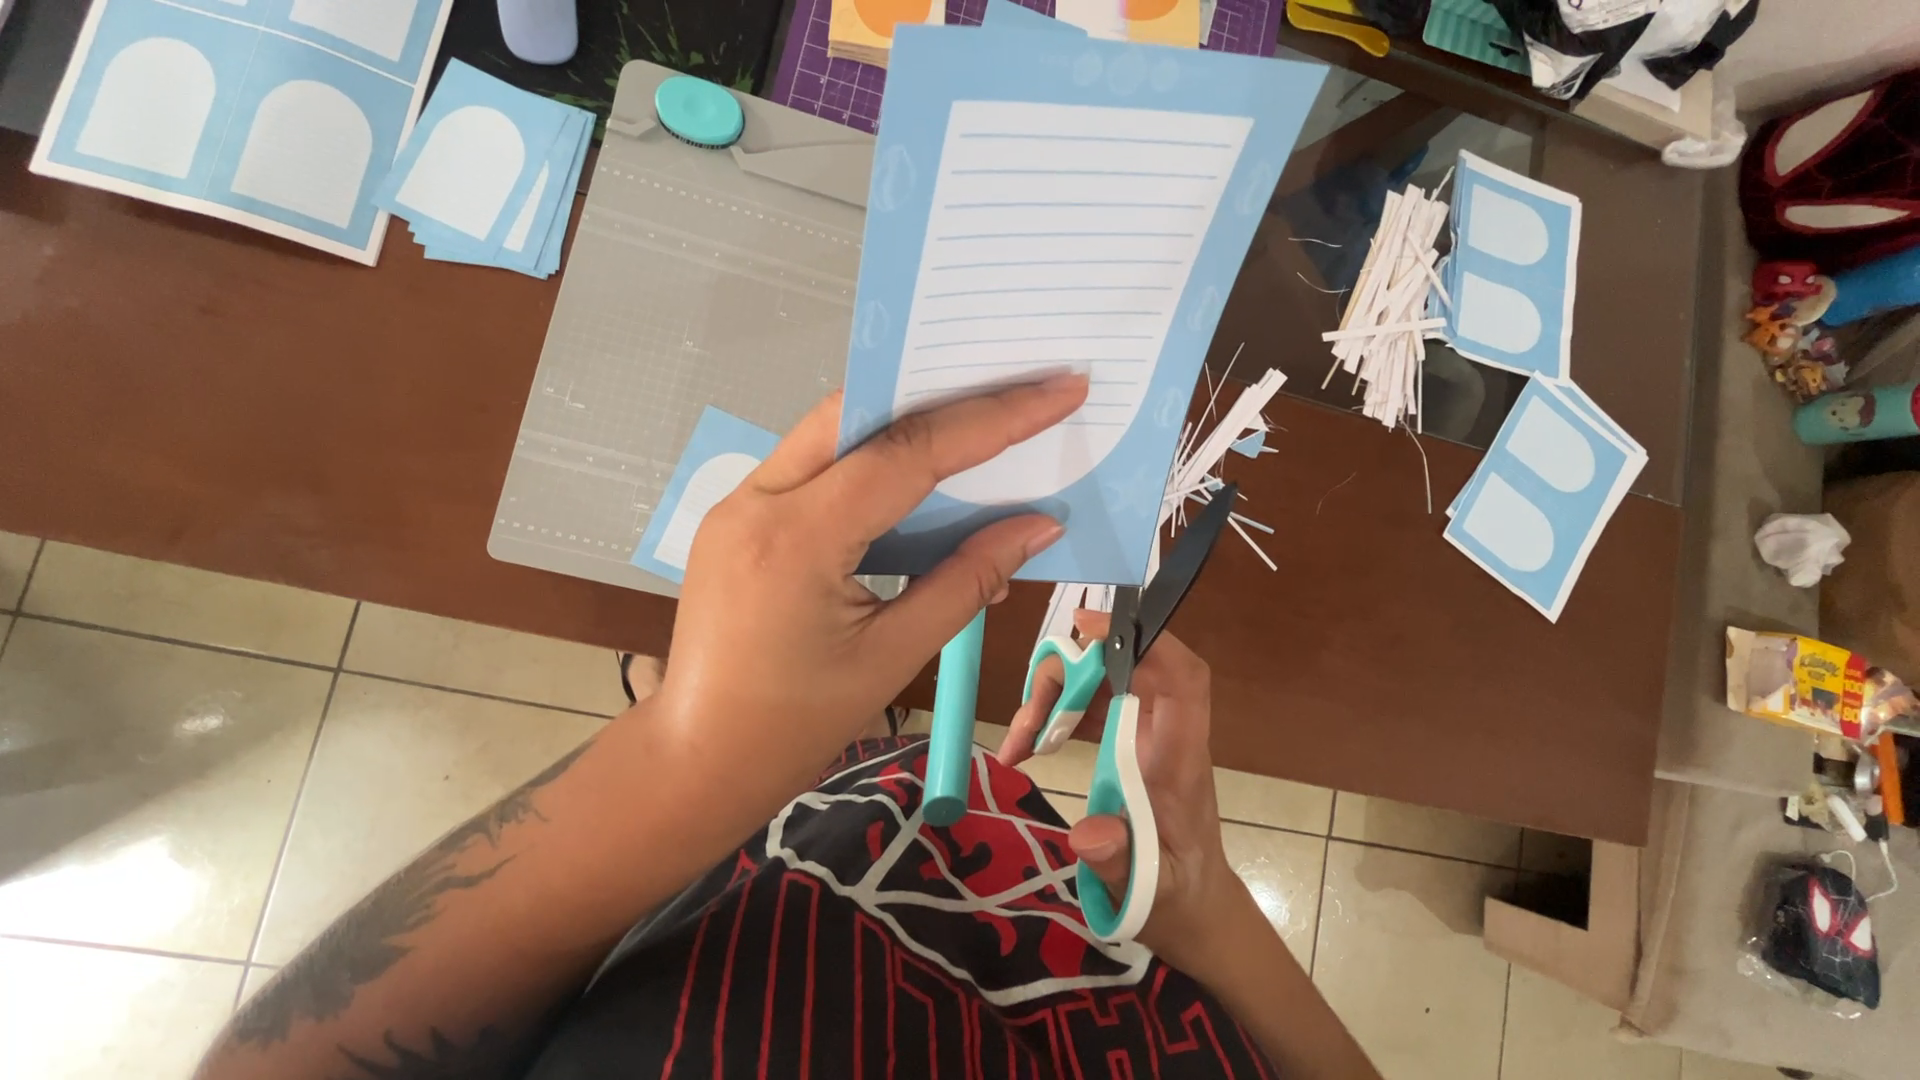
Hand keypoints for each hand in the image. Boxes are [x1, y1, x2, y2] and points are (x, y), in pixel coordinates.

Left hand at [654, 374, 1087, 806]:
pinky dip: (868, 456)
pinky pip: (812, 464)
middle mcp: (757, 499)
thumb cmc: (796, 726)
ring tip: (975, 420)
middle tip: (1017, 386)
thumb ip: (967, 581)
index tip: (1057, 389)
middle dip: (942, 395)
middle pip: (860, 414)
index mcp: (797, 539)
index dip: (992, 418)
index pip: (907, 453)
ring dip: (903, 420)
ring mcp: (738, 503)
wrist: (698, 760)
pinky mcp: (738, 516)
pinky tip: (912, 473)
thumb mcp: (893, 657)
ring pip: (831, 430)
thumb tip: (1039, 526)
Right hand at [998, 610, 1244, 967]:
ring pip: (1103, 684)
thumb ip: (1122, 862)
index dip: (1142, 639)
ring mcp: (1147, 738)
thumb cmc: (1179, 901)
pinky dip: (1058, 716)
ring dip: (1056, 698)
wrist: (1196, 912)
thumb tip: (1089, 833)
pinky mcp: (1130, 747)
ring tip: (1018, 741)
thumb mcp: (1151, 893)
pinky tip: (1028, 746)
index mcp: (1179, 760)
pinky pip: (1094, 708)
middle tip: (1026, 720)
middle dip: (1069, 675)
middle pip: (1125, 669)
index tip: (1085, 627)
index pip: (1181, 678)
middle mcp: (1166, 736)